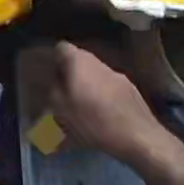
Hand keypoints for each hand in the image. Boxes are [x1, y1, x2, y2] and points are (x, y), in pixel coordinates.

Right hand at [30, 41, 173, 167]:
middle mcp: (99, 62)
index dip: (51, 59)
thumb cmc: (93, 120)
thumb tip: (51, 85)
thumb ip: (51, 93)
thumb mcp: (60, 110)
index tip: (45, 76)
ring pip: (93, 78)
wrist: (138, 136)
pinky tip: (97, 122)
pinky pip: (107, 92)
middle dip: (67, 77)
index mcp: (79, 61)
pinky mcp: (130, 92)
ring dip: (84, 90)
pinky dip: (99, 101)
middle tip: (58, 97)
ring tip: (77, 113)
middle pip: (78, 62)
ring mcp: (117, 76)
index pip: (60, 48)